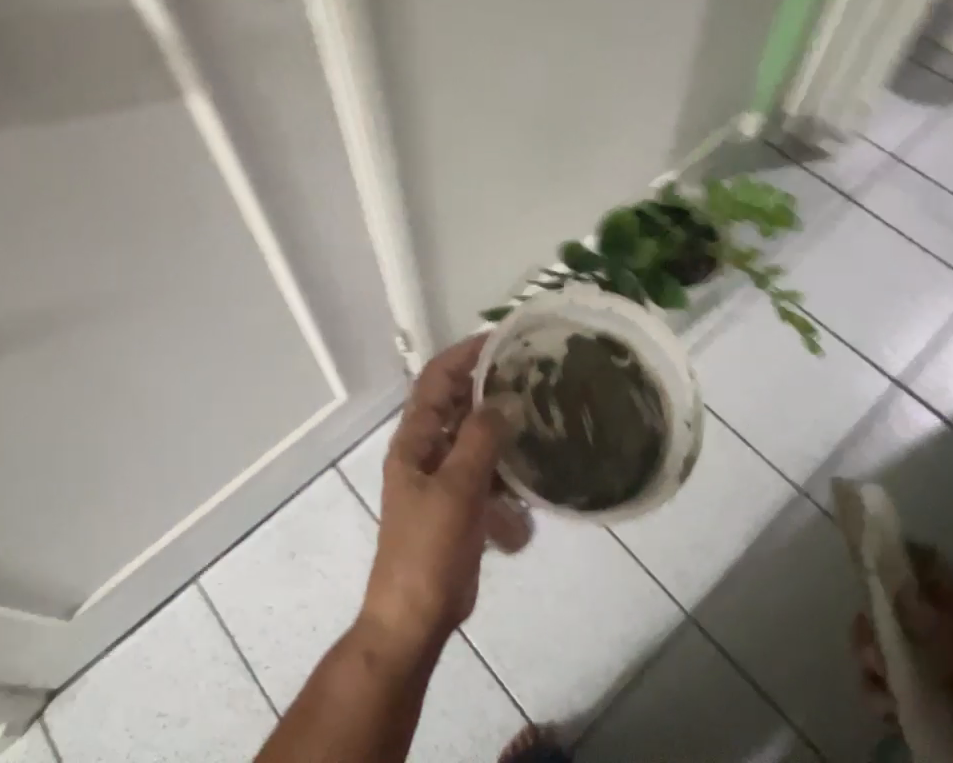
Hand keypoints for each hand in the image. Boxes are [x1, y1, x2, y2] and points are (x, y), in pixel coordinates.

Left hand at [358, 335, 510, 657]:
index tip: (500, 339)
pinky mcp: (459, 505)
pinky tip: (534, 463)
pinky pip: (483, 471)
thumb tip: (502, 400)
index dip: (462, 355)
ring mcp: (441, 480)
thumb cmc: (428, 549)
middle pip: (453, 404)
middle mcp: (424, 452)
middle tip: (529, 370)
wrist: (416, 614)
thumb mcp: (456, 489)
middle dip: (485, 384)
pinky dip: (504, 464)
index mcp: (413, 442)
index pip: (434, 381)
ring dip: (498, 422)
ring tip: (539, 408)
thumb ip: (479, 440)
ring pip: (471, 436)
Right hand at [853, 546, 952, 762]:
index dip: (897, 558)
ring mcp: (934, 672)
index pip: (930, 570)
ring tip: (879, 678)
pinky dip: (875, 690)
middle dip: (875, 619)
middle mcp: (949, 637)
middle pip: (894, 605)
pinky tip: (886, 707)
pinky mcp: (920, 704)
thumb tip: (900, 591)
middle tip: (876, 645)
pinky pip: (881, 683)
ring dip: (871, 656)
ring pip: (883, 643)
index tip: (865, 559)